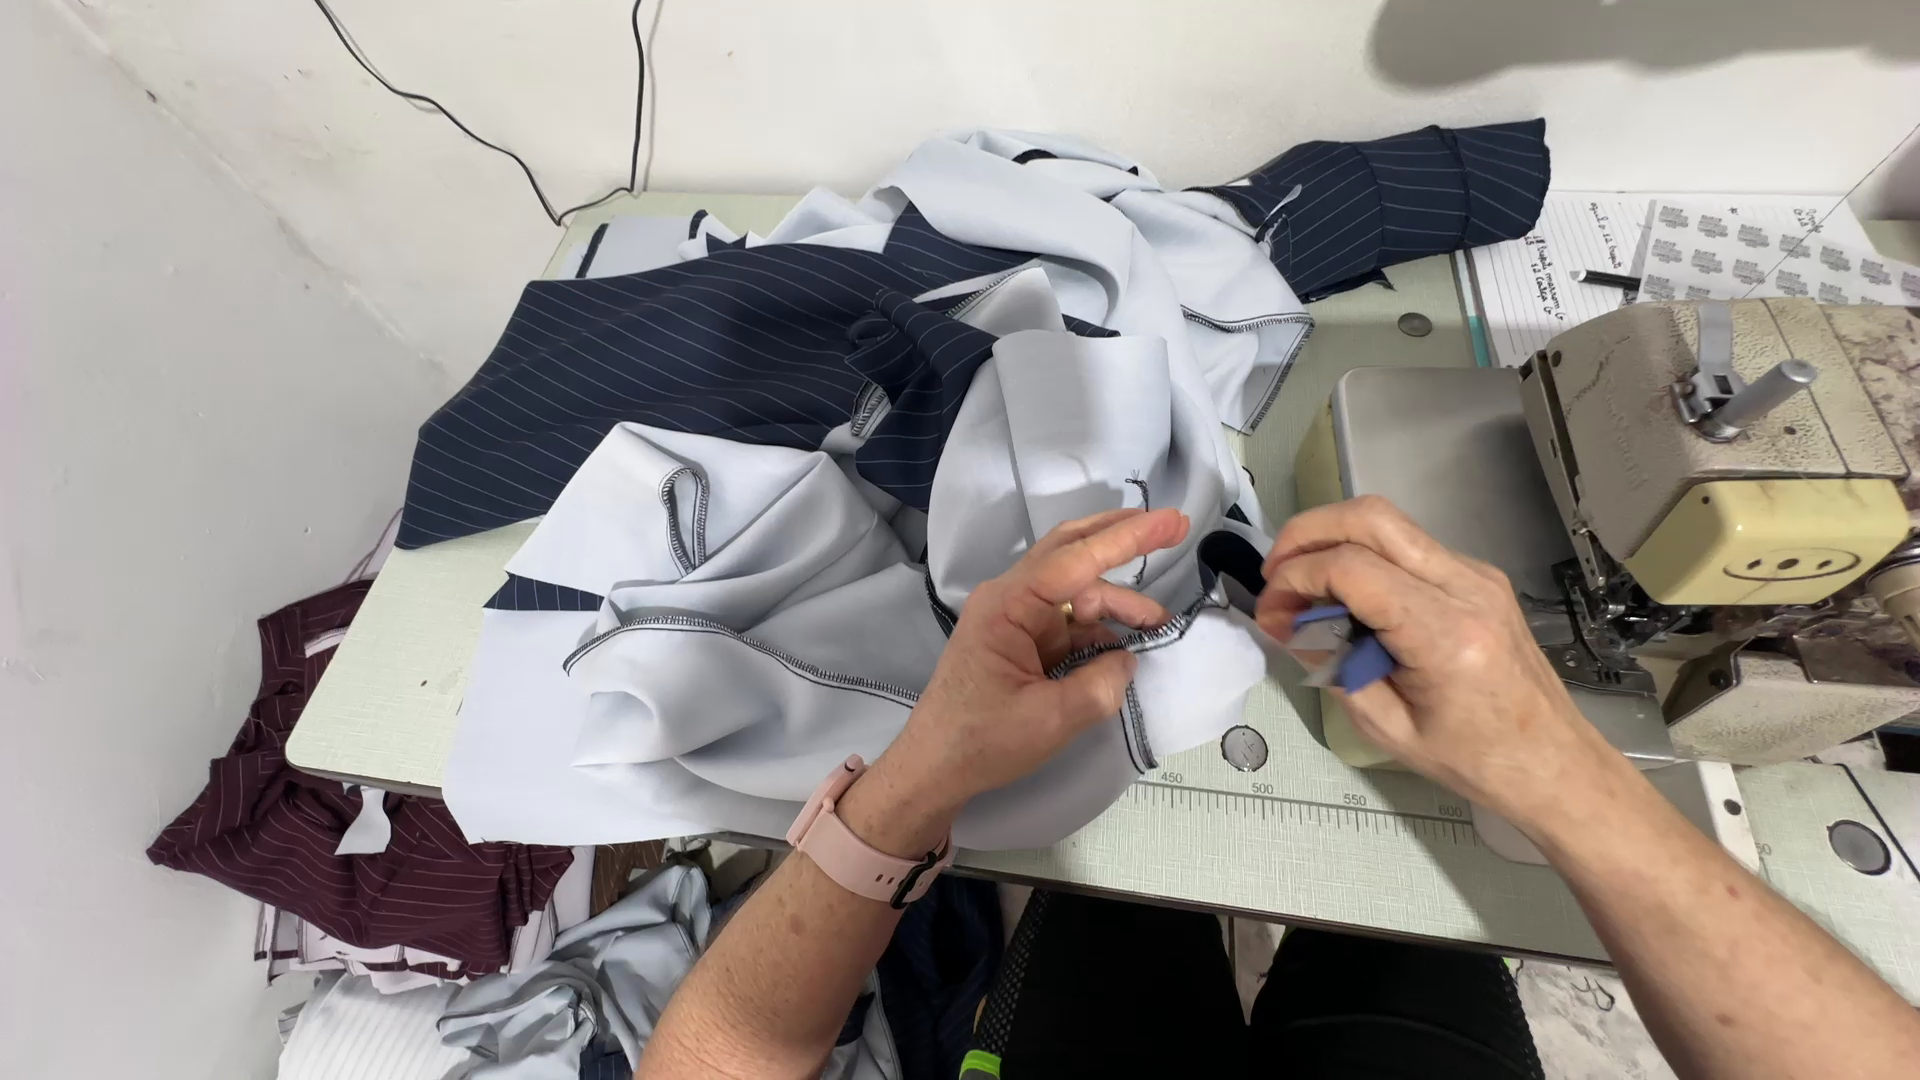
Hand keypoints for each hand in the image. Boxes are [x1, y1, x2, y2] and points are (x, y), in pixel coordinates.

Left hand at [845, 508, 1190, 851]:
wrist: (934, 767)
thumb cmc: (981, 740)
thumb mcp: (1050, 719)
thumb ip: (1099, 686)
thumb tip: (1128, 660)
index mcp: (1007, 605)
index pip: (1074, 557)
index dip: (1126, 538)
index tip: (1171, 521)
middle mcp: (1010, 598)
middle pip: (1071, 552)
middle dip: (1122, 539)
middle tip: (1174, 528)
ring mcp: (1016, 618)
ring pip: (1076, 590)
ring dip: (1118, 603)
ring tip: (1160, 625)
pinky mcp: (1023, 640)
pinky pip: (1069, 621)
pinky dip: (1101, 629)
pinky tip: (1127, 647)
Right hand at [1254, 496, 1622, 829]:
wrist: (1554, 763)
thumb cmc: (1472, 758)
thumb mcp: (1383, 725)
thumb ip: (1329, 664)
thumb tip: (1282, 622)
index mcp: (1446, 634)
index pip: (1351, 568)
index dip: (1295, 578)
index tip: (1271, 612)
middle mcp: (1467, 587)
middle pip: (1369, 518)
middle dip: (1305, 534)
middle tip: (1274, 573)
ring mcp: (1475, 574)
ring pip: (1384, 520)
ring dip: (1327, 540)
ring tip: (1299, 583)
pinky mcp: (1474, 574)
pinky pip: (1401, 543)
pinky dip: (1355, 554)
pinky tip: (1339, 594)